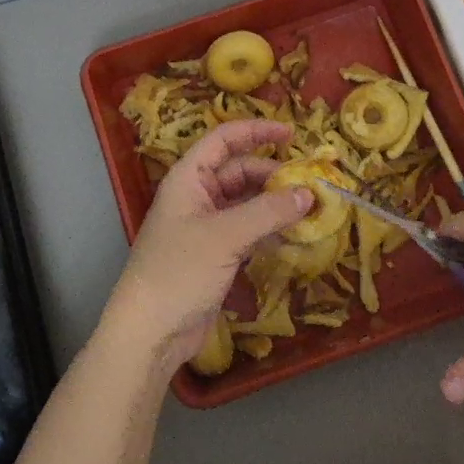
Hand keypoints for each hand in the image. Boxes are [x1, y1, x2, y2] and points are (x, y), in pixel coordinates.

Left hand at [104, 119, 311, 370]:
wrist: (150, 332)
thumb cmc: (179, 272)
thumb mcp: (225, 237)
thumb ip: (268, 212)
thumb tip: (309, 194)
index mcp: (188, 178)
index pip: (224, 140)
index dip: (256, 131)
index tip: (292, 133)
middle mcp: (197, 196)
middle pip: (241, 172)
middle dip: (275, 175)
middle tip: (313, 185)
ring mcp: (207, 227)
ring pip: (248, 203)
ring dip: (277, 204)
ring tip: (313, 209)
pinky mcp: (216, 255)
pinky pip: (249, 231)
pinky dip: (271, 230)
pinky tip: (296, 235)